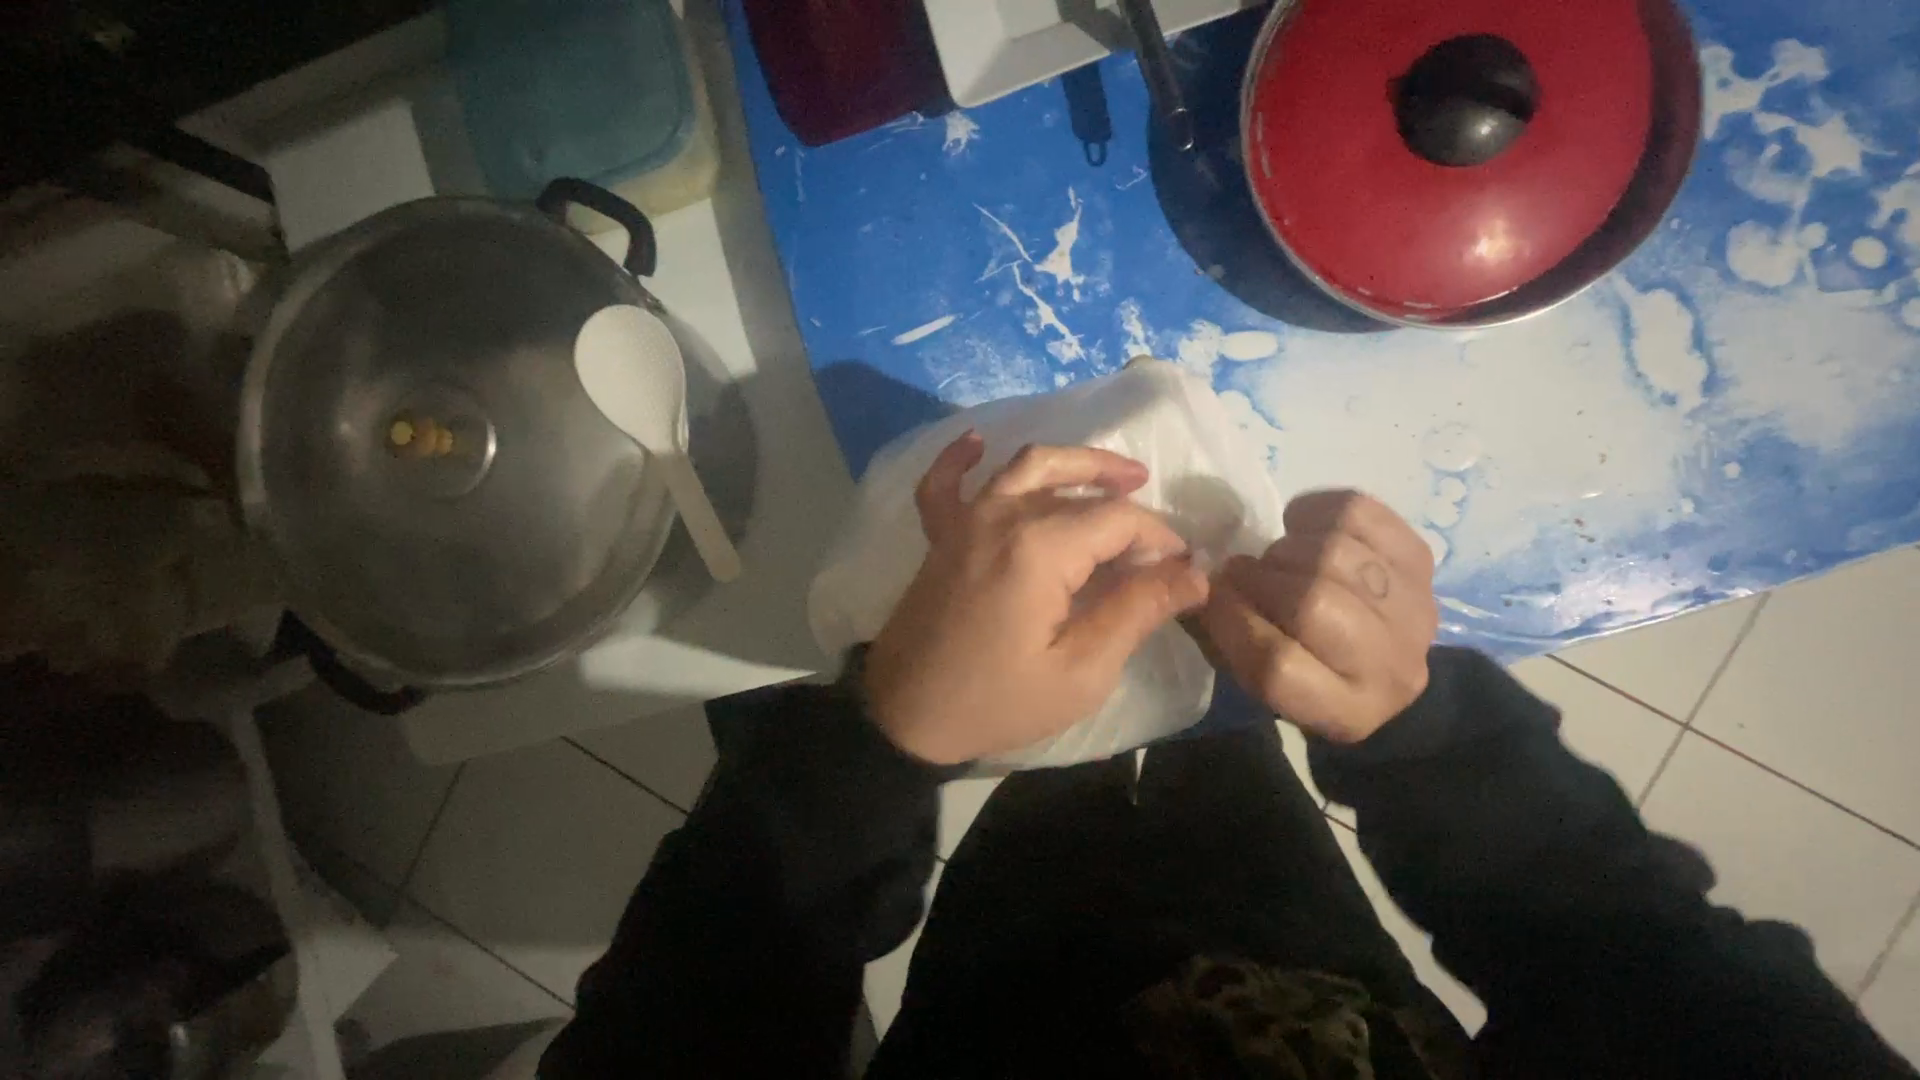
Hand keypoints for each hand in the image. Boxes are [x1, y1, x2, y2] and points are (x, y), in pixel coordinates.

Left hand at [863, 435, 1211, 765]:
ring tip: (1115, 473)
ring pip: (1025, 468)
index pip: (1118, 520)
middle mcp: (1001, 516)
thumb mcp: (1080, 672)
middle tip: (1157, 512)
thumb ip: (1136, 612)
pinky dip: (960, 459)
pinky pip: (944, 483)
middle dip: (1124, 499)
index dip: (1159, 539)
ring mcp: (964, 521)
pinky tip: (978, 443)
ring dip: (1073, 463)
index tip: (1182, 570)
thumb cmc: (996, 702)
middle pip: (1076, 489)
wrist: (904, 717)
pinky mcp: (940, 537)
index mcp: (1040, 548)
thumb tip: (1193, 574)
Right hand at [1195, 491, 1437, 743]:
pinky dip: (1316, 511)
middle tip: (1236, 573)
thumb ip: (1222, 635)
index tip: (1209, 597)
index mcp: (1341, 710)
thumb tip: (1197, 581)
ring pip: (1335, 554)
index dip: (1231, 621)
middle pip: (1313, 605)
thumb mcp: (1255, 675)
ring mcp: (1412, 607)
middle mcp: (1389, 665)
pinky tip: (1299, 526)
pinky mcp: (1418, 558)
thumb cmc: (1305, 671)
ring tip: (1274, 559)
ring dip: (1285, 550)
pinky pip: (1360, 514)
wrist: (1385, 664)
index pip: (1277, 665)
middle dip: (1258, 580)